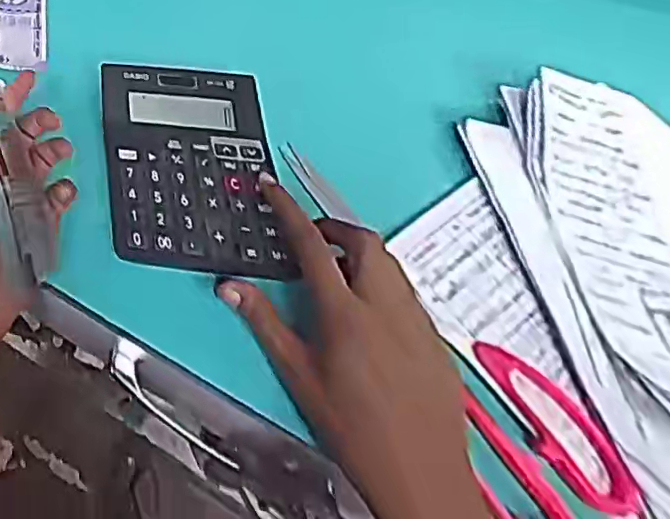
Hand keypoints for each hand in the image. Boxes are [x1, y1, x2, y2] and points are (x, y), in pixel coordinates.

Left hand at [0, 69, 75, 341]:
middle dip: (37, 122)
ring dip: (53, 151)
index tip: (25, 81)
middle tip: (49, 119)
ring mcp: (18, 201)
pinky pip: (56, 199)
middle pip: (21, 139)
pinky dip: (64, 191)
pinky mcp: (37, 224)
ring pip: (42, 163)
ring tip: (58, 151)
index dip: (7, 100)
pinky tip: (62, 192)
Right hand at [216, 177, 488, 518]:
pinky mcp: (437, 344)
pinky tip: (368, 310)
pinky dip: (383, 283)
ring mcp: (418, 326)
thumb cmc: (354, 430)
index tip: (273, 188)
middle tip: (310, 234)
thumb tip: (231, 287)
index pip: (312, 244)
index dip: (288, 209)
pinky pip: (409, 294)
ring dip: (361, 253)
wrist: (423, 481)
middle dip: (334, 227)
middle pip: (364, 242)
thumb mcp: (297, 373)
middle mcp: (386, 311)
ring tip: (335, 270)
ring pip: (391, 265)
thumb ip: (264, 321)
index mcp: (345, 315)